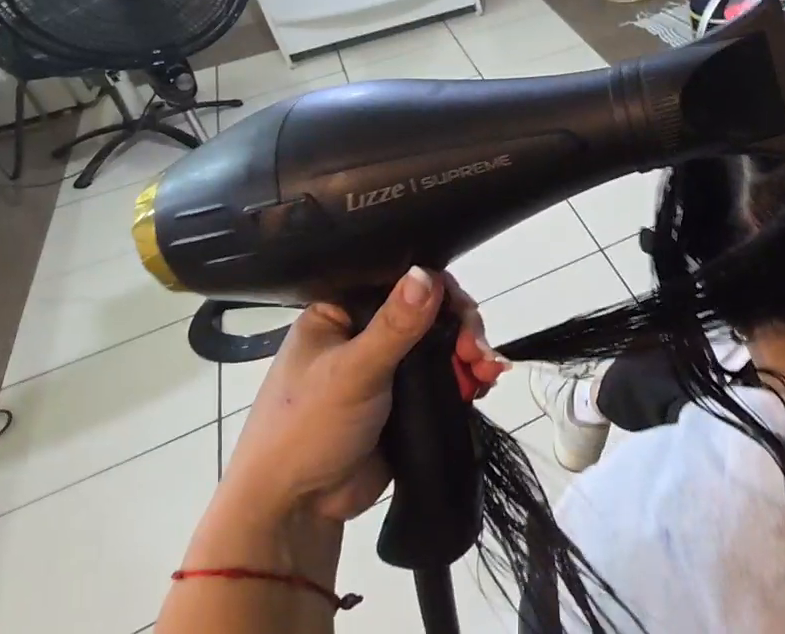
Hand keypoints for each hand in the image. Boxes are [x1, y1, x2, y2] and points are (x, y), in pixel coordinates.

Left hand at [221, 268, 509, 526]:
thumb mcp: (350, 373)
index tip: (464, 315)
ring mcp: (388, 368)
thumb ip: (394, 325)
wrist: (296, 511)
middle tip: (478, 355)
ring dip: (473, 355)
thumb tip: (427, 273)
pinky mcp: (407, 398)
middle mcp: (366, 335)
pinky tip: (483, 385)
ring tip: (488, 375)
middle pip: (432, 314)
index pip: (401, 284)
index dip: (440, 293)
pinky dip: (469, 377)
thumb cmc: (304, 432)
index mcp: (340, 316)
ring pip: (445, 345)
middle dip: (464, 331)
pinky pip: (448, 375)